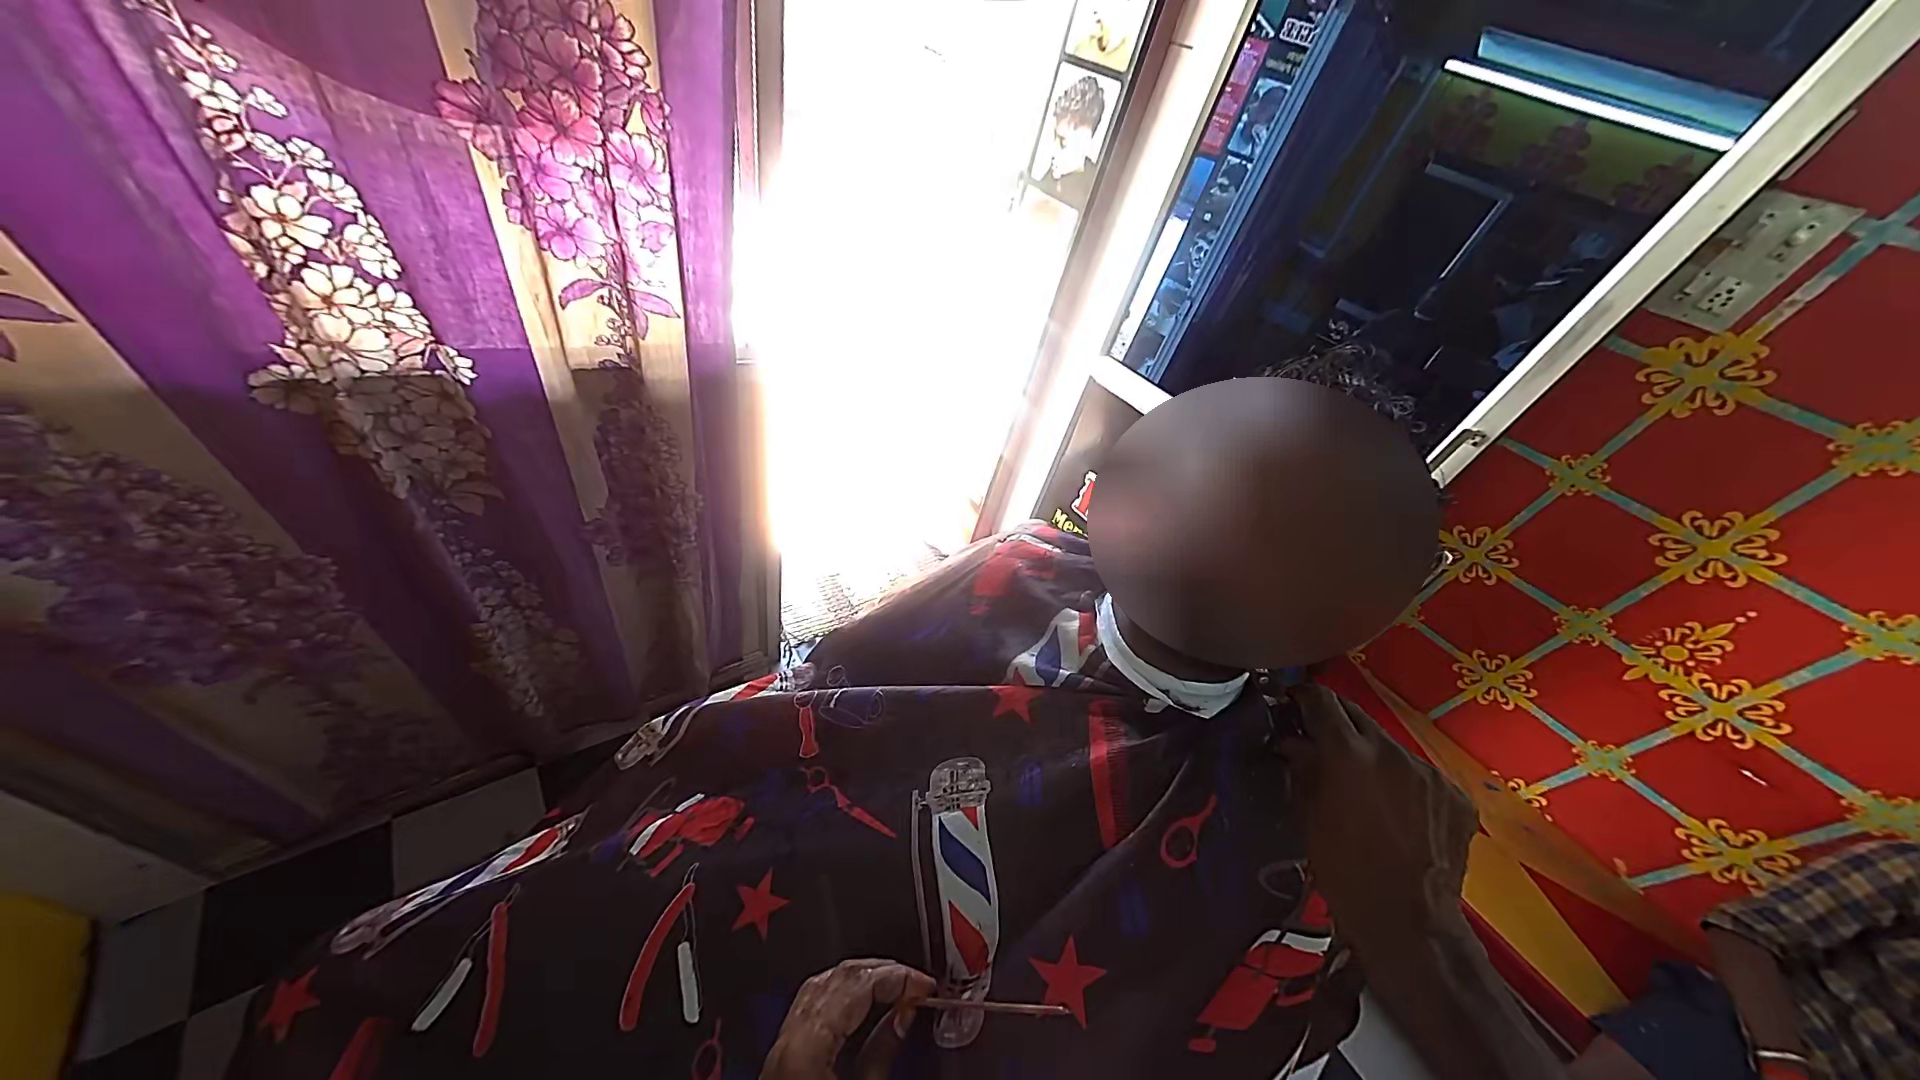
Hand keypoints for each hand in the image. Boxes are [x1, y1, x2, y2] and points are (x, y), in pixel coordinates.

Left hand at [761, 959, 935, 1079]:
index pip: (858, 984)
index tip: (924, 985)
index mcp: (808, 1047)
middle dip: (883, 972)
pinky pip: (814, 1001)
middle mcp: (790, 1038)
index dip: (898, 977)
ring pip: (825, 983)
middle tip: (915, 983)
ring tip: (895, 986)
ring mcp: (783, 1044)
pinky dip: (842, 992)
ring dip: (863, 977)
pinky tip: (862, 1000)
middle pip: (840, 976)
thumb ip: (883, 1056)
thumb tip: (903, 1015)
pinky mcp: (784, 1055)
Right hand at [1279, 684, 1478, 944]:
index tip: (1291, 701)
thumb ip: (1303, 768)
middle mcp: (1392, 752)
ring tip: (1358, 782)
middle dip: (1334, 721)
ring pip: (1387, 744)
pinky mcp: (1455, 795)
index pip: (1322, 700)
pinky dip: (1400, 779)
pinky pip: (1417, 772)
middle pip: (1356, 714)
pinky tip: (1393, 807)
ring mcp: (1429, 773)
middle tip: (1317, 739)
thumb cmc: (1343, 870)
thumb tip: (1293, 742)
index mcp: (1349, 754)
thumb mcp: (1308, 815)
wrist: (1409, 923)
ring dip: (1368, 752)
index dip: (1302, 695)